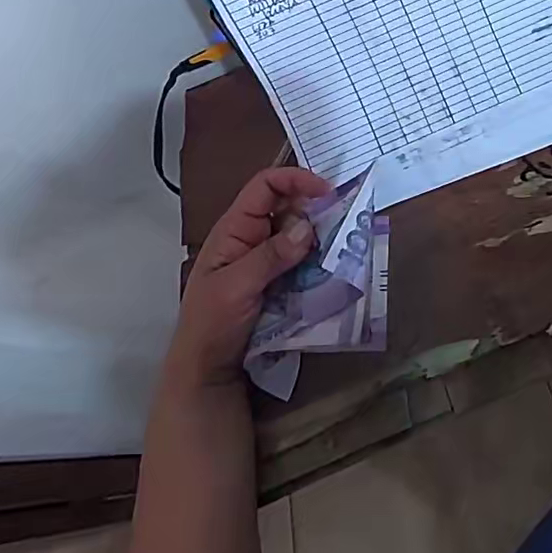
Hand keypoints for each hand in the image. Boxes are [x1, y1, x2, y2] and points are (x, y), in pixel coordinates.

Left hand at [165, 167, 330, 387]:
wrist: (207, 372)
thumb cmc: (211, 325)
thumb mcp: (235, 287)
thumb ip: (270, 256)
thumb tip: (307, 226)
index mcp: (235, 229)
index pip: (265, 186)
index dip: (294, 179)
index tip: (326, 191)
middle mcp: (254, 237)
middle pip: (289, 206)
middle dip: (315, 208)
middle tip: (342, 221)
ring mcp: (269, 259)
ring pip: (301, 232)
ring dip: (322, 235)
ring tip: (344, 243)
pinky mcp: (282, 280)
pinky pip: (305, 259)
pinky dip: (321, 258)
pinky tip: (335, 266)